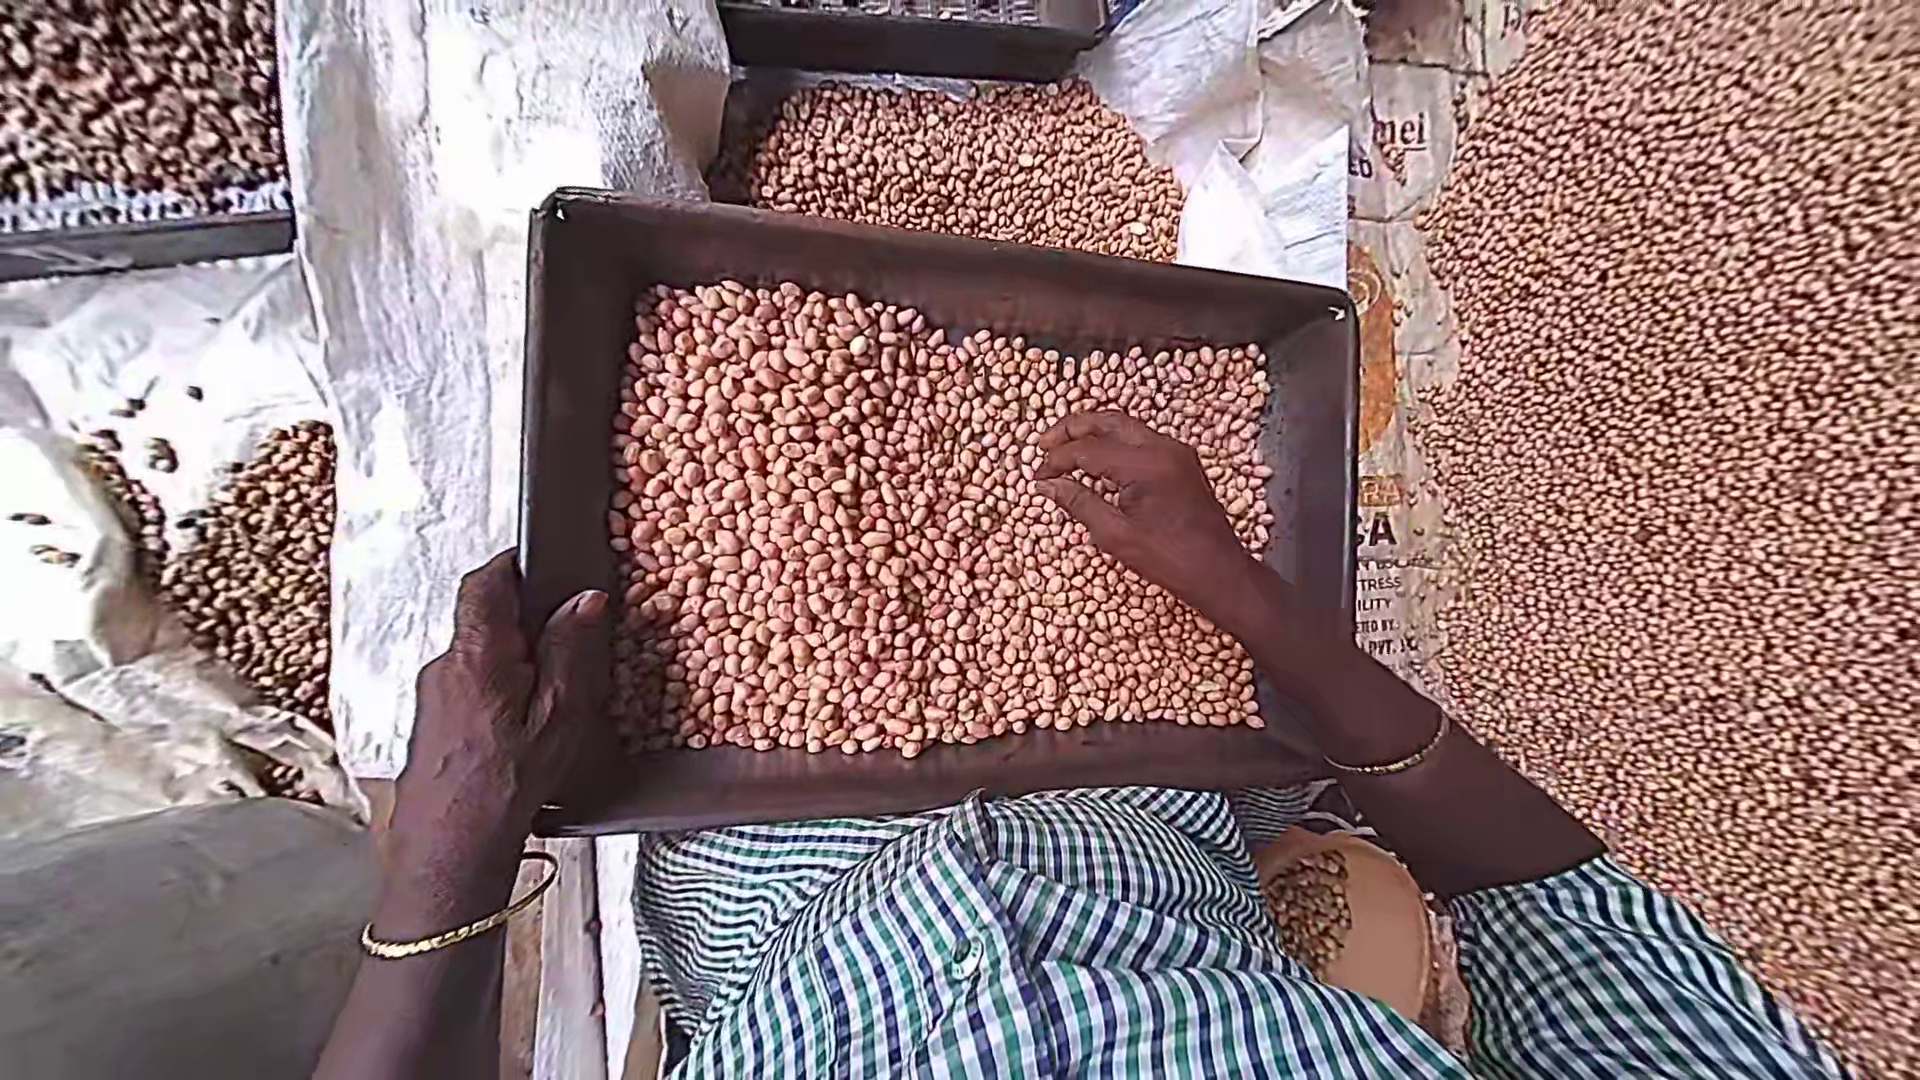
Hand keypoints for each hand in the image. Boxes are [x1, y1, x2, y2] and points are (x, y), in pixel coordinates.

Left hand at [388, 551, 608, 889]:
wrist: (449, 848)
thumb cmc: (510, 778)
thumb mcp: (560, 711)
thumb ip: (571, 649)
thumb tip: (585, 598)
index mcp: (478, 656)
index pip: (485, 584)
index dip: (513, 562)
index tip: (545, 557)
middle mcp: (445, 665)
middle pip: (487, 616)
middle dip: (531, 613)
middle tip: (575, 630)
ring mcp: (433, 691)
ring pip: (483, 649)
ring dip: (521, 649)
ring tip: (559, 680)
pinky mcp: (434, 715)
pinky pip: (474, 675)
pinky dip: (506, 675)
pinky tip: (531, 710)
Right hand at [1033, 412, 1257, 621]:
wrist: (1218, 571)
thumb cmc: (1169, 559)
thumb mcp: (1114, 534)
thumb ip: (1078, 502)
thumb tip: (1048, 485)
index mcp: (1146, 465)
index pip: (1088, 450)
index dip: (1057, 461)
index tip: (1038, 477)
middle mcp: (1164, 448)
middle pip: (1108, 421)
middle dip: (1072, 429)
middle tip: (1044, 444)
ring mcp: (1176, 453)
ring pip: (1125, 427)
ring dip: (1092, 434)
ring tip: (1064, 449)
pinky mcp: (1181, 463)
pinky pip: (1140, 441)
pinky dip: (1113, 445)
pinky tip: (1096, 461)